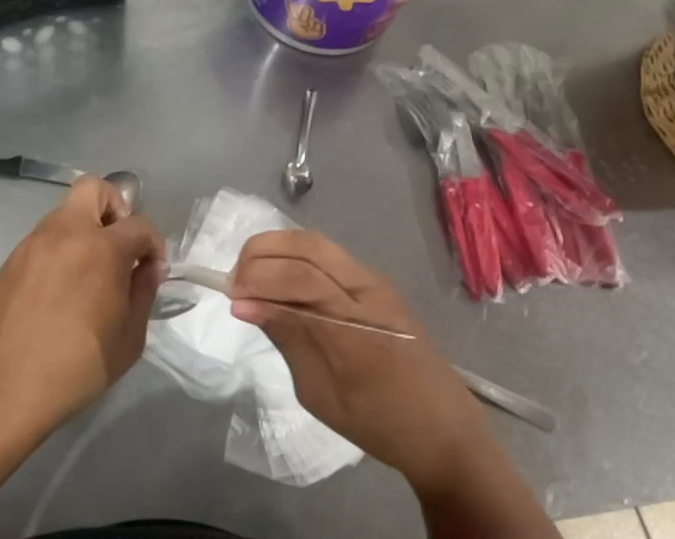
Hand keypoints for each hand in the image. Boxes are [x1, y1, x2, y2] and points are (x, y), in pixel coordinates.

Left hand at [0, 177, 166, 433]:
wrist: (4, 388)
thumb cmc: (77, 367)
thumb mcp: (129, 338)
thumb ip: (143, 293)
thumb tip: (148, 268)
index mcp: (101, 248)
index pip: (139, 225)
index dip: (154, 245)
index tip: (153, 271)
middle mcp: (65, 232)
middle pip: (94, 188)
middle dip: (116, 208)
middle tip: (120, 248)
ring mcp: (34, 242)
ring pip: (67, 212)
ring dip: (86, 229)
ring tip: (91, 274)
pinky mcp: (13, 259)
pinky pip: (46, 237)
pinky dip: (62, 248)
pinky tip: (63, 289)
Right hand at [229, 230, 485, 491]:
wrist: (444, 430)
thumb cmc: (380, 424)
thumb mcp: (320, 395)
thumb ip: (287, 340)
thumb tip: (247, 305)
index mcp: (356, 327)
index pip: (299, 280)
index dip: (257, 281)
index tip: (230, 299)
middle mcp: (368, 292)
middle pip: (306, 247)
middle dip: (260, 254)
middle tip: (234, 282)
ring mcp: (375, 283)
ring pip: (315, 243)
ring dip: (275, 250)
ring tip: (249, 277)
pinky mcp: (376, 283)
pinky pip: (327, 255)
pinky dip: (293, 257)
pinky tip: (277, 280)